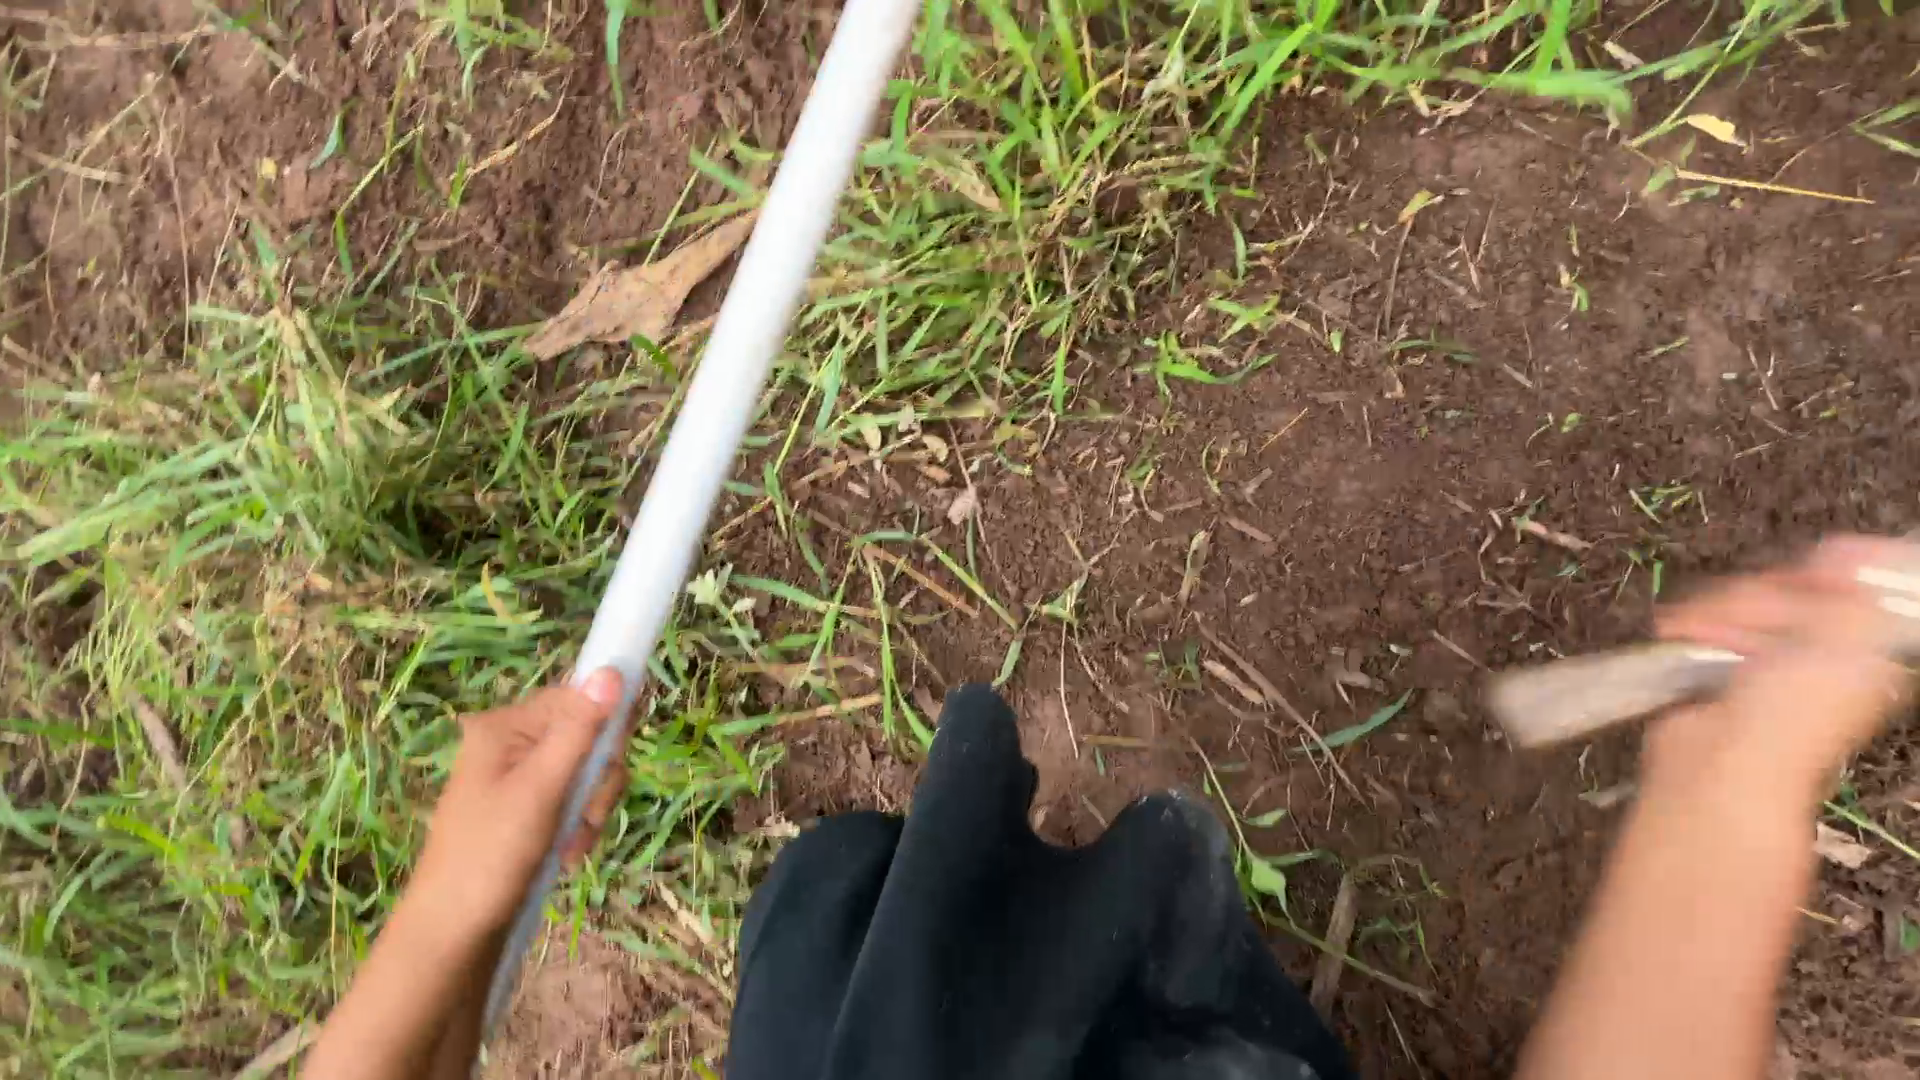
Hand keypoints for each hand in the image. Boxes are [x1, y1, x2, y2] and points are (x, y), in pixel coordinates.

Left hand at [407, 668, 630, 936]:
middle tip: (583, 813)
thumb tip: (612, 672)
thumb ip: (580, 730)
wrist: (452, 938)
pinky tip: (568, 851)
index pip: (579, 696)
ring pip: (592, 770)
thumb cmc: (490, 856)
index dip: (608, 723)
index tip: (612, 759)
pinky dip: (582, 824)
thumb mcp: (542, 789)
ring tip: (572, 843)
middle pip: (592, 734)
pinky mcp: (533, 807)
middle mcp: (515, 743)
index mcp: (507, 726)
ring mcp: (524, 777)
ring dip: (592, 808)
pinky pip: (580, 797)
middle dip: (599, 778)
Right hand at [1649, 535, 1916, 808]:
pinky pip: (1703, 622)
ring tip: (1696, 627)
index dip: (1830, 570)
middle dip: (1756, 595)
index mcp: (1862, 645)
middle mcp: (1817, 648)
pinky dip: (1687, 622)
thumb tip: (1860, 552)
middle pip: (1787, 589)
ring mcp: (1764, 655)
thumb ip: (1853, 601)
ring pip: (1739, 603)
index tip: (1811, 566)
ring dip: (1711, 609)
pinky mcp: (1716, 661)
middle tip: (1743, 613)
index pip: (1851, 585)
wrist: (1715, 756)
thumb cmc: (1782, 718)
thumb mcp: (1837, 653)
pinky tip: (1679, 631)